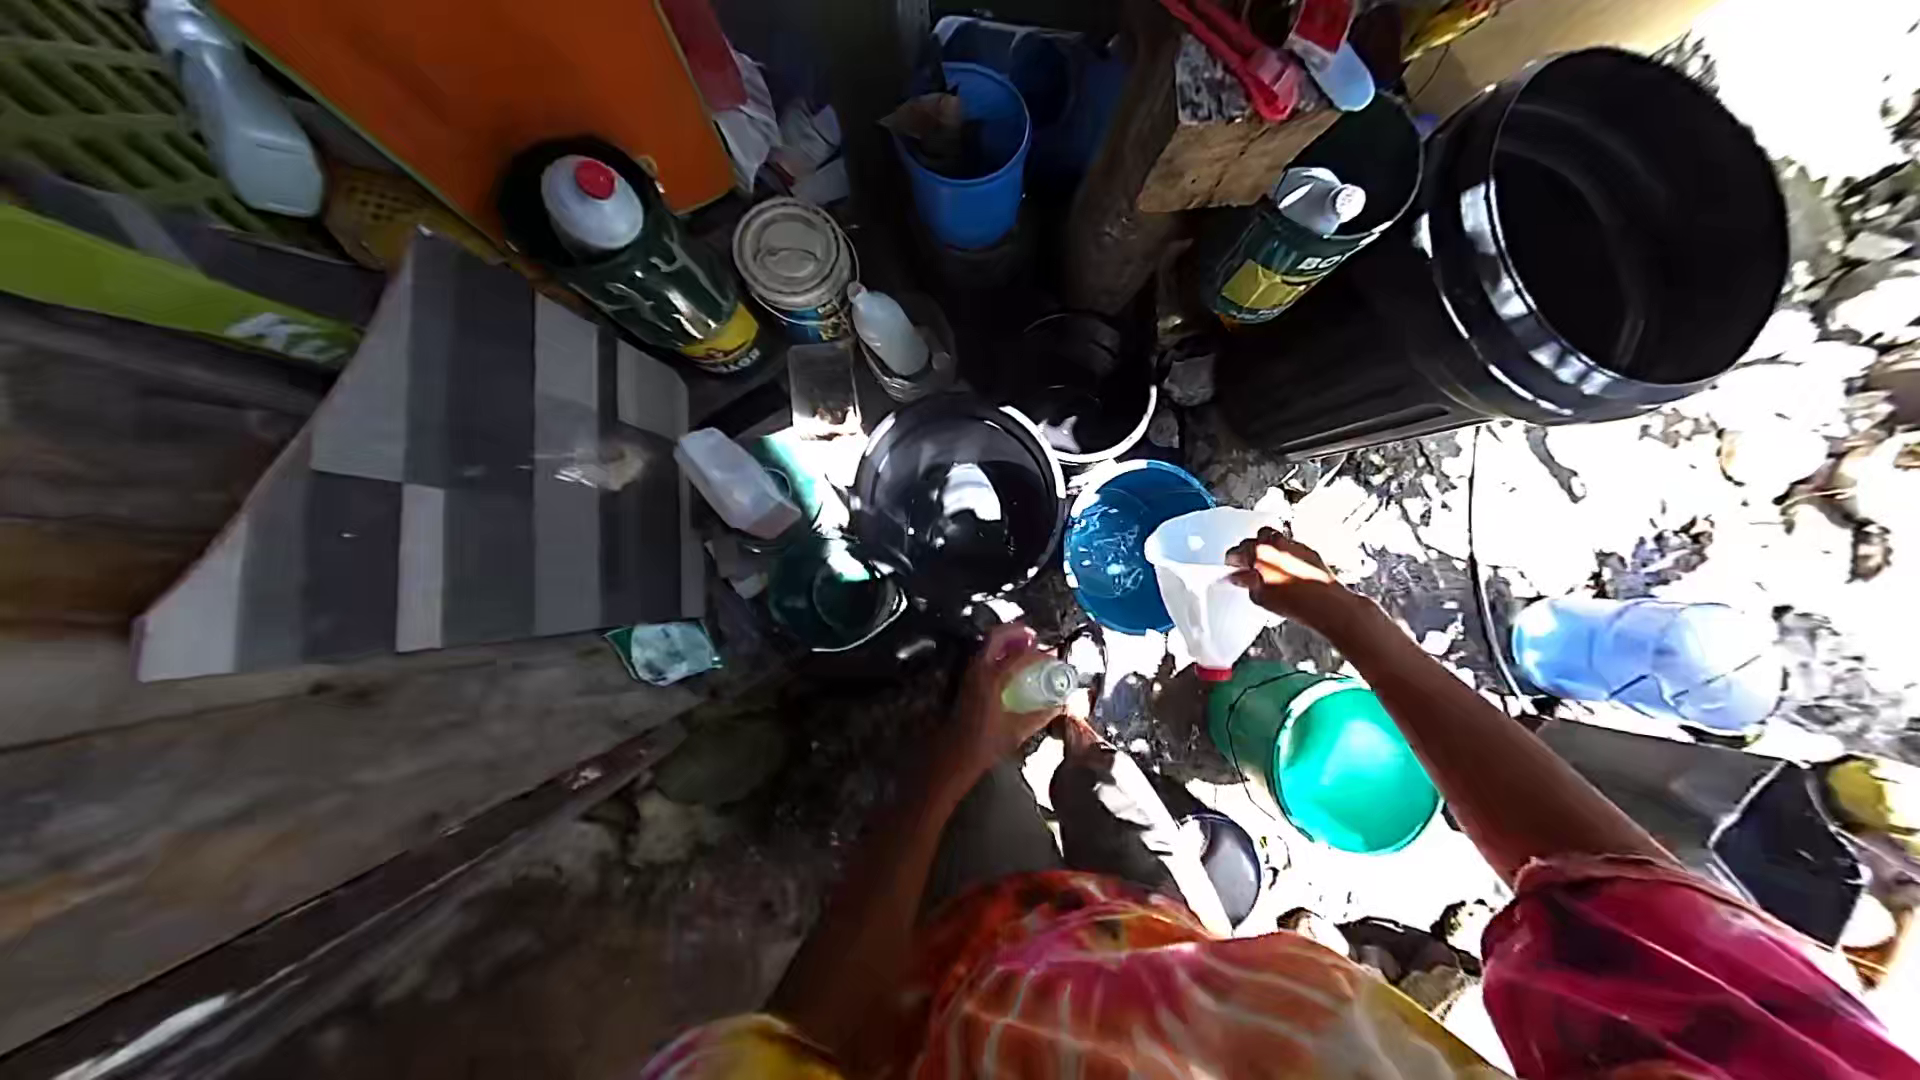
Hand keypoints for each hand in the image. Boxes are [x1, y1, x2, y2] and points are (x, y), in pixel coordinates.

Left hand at [940, 622, 1063, 781]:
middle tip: (1036, 638)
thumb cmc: (985, 744)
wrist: (955, 753)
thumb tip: (1060, 705)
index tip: (1053, 656)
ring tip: (1026, 645)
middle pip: (997, 636)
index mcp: (992, 679)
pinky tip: (1012, 662)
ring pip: (988, 643)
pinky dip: (999, 650)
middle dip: (1017, 631)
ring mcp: (971, 673)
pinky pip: (985, 654)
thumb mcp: (1018, 731)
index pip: (1019, 655)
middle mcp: (979, 670)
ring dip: (1007, 639)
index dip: (1038, 653)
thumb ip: (1041, 716)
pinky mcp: (968, 679)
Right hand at [1226, 527, 1358, 628]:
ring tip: (1268, 567)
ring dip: (1268, 549)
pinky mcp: (1309, 550)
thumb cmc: (1297, 602)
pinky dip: (1285, 554)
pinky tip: (1287, 570)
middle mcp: (1275, 544)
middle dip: (1250, 551)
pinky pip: (1290, 546)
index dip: (1232, 562)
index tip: (1233, 569)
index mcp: (1257, 553)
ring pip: (1273, 538)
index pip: (1234, 552)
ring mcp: (1293, 545)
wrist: (1329, 606)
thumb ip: (1246, 583)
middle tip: (1249, 567)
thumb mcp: (1259, 598)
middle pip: (1254, 539)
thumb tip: (1239, 578)